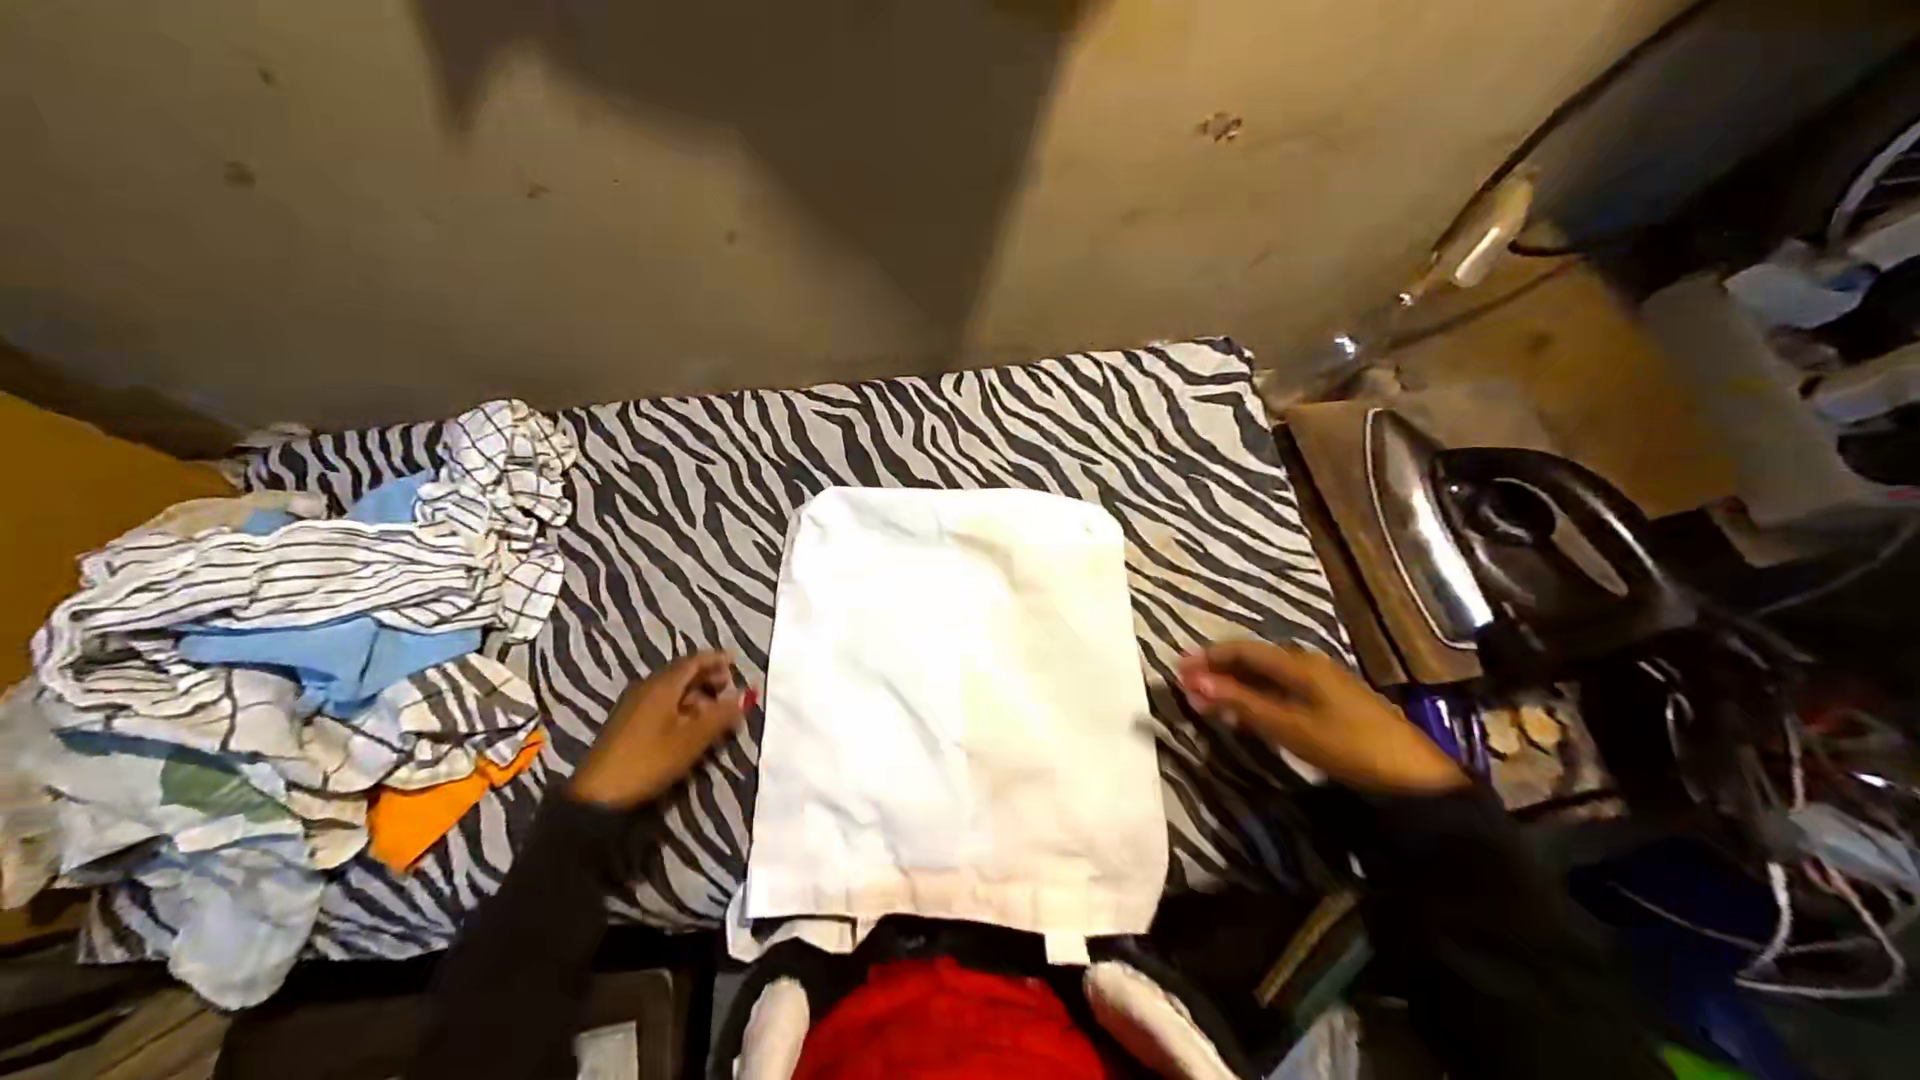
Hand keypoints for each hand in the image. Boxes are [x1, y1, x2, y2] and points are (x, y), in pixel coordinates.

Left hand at [568, 651, 750, 808]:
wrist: (598, 795)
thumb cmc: (650, 760)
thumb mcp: (692, 739)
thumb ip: (722, 715)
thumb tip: (749, 694)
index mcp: (662, 685)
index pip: (693, 661)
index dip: (716, 659)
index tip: (735, 660)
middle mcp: (646, 688)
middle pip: (682, 674)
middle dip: (708, 677)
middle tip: (729, 687)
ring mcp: (634, 705)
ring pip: (672, 691)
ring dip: (696, 695)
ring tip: (716, 712)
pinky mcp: (628, 723)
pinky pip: (661, 704)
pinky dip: (682, 707)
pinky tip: (691, 725)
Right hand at [1179, 641, 1466, 794]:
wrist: (1412, 777)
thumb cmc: (1347, 746)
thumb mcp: (1288, 726)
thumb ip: (1240, 702)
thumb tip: (1195, 682)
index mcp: (1298, 663)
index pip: (1241, 649)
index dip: (1208, 657)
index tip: (1178, 670)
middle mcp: (1306, 663)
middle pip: (1252, 658)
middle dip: (1217, 670)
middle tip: (1186, 686)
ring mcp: (1320, 681)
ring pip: (1265, 674)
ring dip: (1233, 684)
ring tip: (1206, 699)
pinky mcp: (1328, 700)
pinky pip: (1279, 688)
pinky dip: (1254, 695)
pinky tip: (1242, 710)